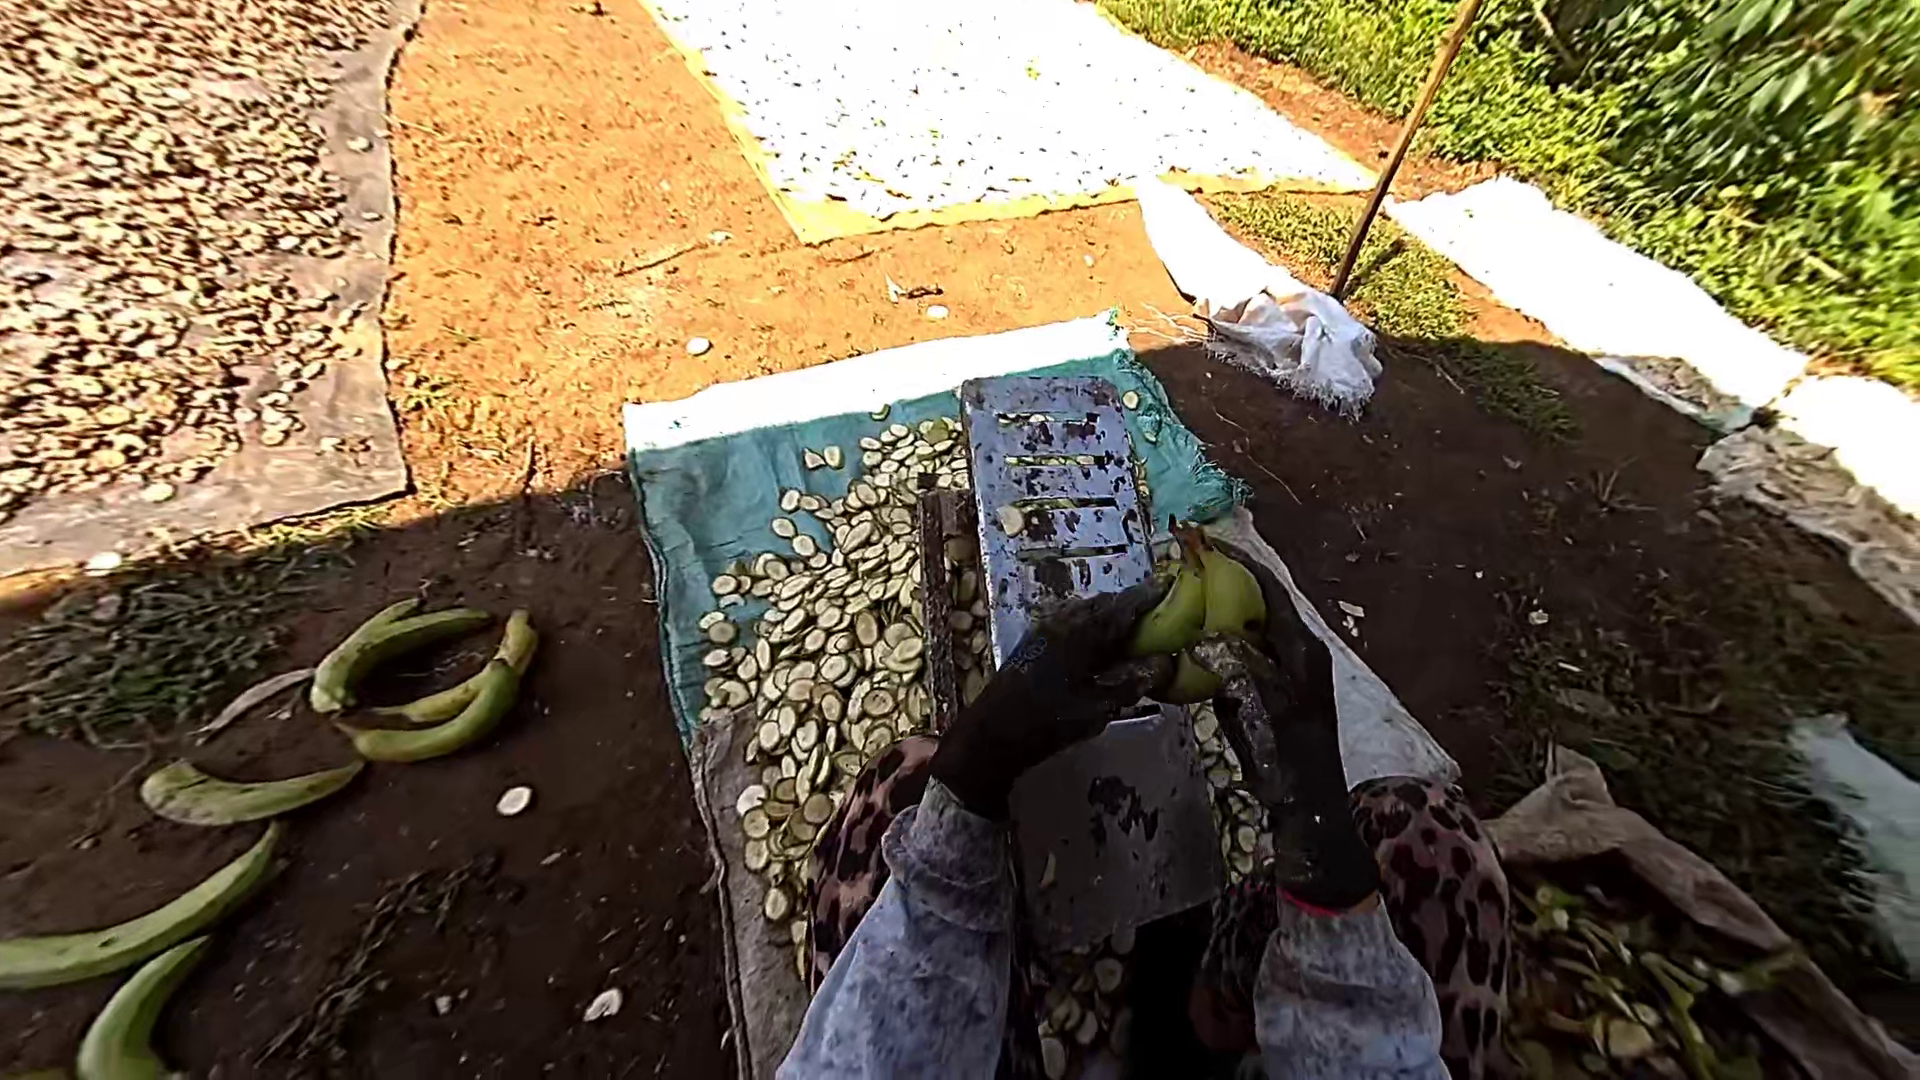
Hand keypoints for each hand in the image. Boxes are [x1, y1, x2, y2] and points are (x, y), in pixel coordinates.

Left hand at [930, 580, 1172, 818]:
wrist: (993, 730)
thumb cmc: (1048, 721)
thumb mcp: (1097, 707)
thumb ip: (1131, 682)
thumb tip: (1164, 661)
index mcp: (1082, 632)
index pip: (1122, 607)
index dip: (1148, 596)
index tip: (1169, 585)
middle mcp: (1063, 622)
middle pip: (1103, 605)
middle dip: (1129, 606)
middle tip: (1154, 616)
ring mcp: (1045, 629)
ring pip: (1084, 612)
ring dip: (1107, 616)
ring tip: (1128, 632)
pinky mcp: (1034, 641)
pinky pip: (1069, 622)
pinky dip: (1089, 626)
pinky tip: (1096, 646)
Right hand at [1188, 543, 1376, 910]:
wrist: (1303, 798)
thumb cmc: (1288, 748)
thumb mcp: (1261, 701)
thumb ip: (1235, 662)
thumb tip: (1205, 635)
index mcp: (1300, 645)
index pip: (1269, 589)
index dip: (1239, 563)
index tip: (1206, 543)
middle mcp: (1293, 648)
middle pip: (1258, 600)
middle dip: (1225, 578)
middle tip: (1189, 564)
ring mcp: (1280, 667)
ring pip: (1247, 623)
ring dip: (1219, 603)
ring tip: (1184, 589)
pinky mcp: (1265, 685)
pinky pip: (1238, 647)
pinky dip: (1215, 633)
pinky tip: (1189, 633)